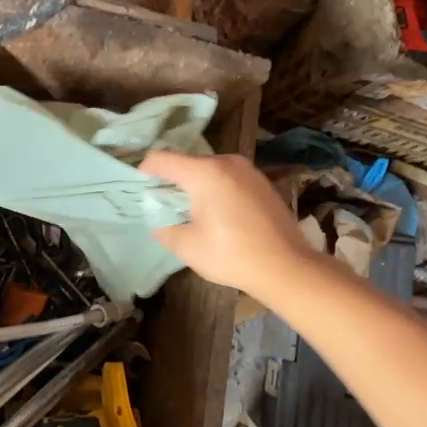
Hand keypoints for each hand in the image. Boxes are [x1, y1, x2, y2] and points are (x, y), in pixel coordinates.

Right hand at [140, 151, 320, 295]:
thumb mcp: (187, 247)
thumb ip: (165, 229)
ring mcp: (249, 170)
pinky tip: (220, 215)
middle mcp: (227, 162)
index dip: (146, 171)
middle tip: (165, 206)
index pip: (162, 159)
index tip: (140, 188)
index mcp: (204, 173)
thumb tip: (160, 222)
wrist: (286, 266)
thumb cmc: (232, 254)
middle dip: (173, 181)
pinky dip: (218, 190)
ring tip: (192, 212)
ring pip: (211, 170)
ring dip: (197, 186)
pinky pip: (230, 179)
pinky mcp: (263, 183)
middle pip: (188, 163)